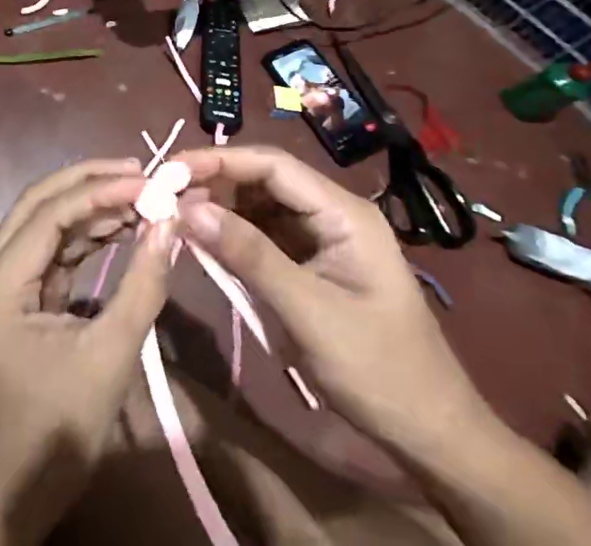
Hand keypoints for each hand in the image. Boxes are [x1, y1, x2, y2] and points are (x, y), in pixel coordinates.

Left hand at [0, 159, 175, 539]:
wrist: (28, 479)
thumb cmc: (63, 422)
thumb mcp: (111, 353)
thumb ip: (142, 285)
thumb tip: (170, 224)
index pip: (49, 215)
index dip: (100, 192)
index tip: (148, 183)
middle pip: (39, 202)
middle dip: (90, 181)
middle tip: (141, 171)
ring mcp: (5, 280)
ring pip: (48, 218)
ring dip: (93, 202)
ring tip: (142, 193)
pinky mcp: (24, 291)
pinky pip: (57, 245)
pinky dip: (91, 230)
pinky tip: (126, 222)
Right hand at [171, 147, 489, 449]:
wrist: (427, 428)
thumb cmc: (376, 367)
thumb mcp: (308, 311)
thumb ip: (250, 256)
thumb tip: (190, 209)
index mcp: (344, 212)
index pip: (274, 166)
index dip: (220, 161)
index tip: (170, 171)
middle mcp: (334, 215)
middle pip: (267, 182)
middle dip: (217, 184)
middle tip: (163, 198)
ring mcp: (325, 241)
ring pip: (264, 209)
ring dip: (223, 211)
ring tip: (176, 218)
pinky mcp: (315, 267)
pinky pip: (268, 240)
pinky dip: (236, 239)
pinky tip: (206, 244)